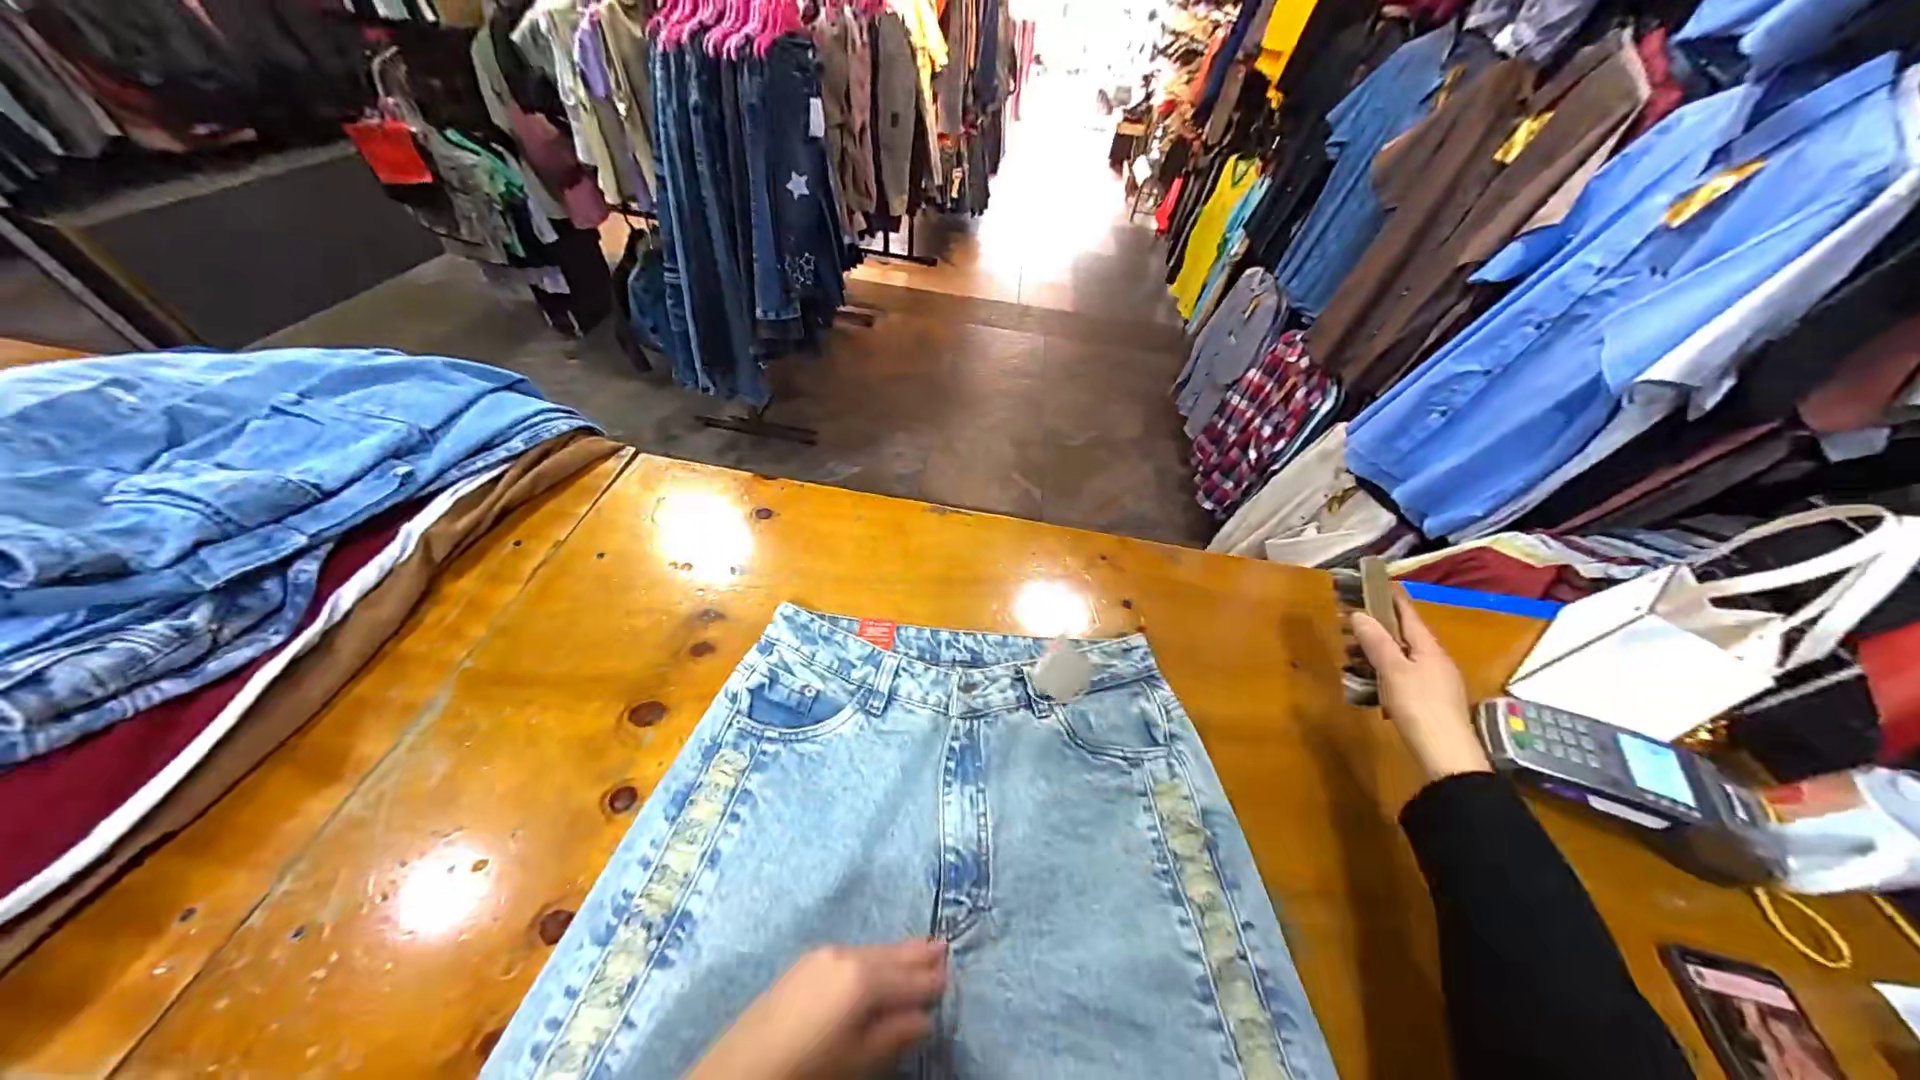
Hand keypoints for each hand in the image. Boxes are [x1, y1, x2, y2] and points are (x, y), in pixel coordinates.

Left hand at [684, 940, 947, 1079]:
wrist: (738, 1071)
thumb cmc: (807, 1072)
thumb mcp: (858, 1061)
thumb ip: (894, 1034)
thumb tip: (924, 1017)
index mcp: (863, 978)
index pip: (910, 979)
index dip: (932, 980)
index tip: (953, 973)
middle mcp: (847, 954)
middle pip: (891, 955)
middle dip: (918, 954)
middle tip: (943, 945)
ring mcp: (823, 954)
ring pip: (872, 951)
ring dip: (896, 952)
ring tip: (920, 947)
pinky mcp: (806, 962)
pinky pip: (853, 953)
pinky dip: (873, 957)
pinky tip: (878, 962)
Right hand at [1350, 588, 1490, 782]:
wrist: (1446, 755)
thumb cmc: (1418, 705)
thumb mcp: (1393, 670)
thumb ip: (1376, 642)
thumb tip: (1359, 614)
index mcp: (1429, 648)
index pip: (1408, 615)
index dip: (1392, 598)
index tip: (1377, 583)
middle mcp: (1435, 660)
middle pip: (1403, 636)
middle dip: (1376, 627)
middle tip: (1347, 622)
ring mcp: (1434, 681)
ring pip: (1401, 657)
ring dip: (1376, 651)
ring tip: (1350, 654)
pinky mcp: (1428, 701)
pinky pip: (1402, 675)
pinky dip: (1382, 671)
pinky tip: (1368, 682)